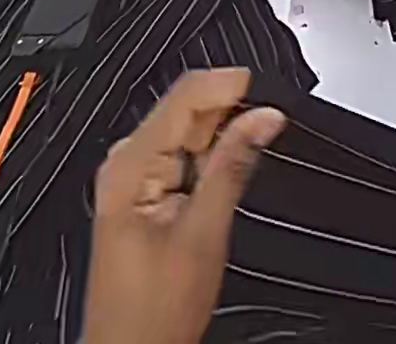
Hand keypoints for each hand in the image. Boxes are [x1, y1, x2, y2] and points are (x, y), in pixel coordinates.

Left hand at [84, 69, 286, 343]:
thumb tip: (263, 117)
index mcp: (131, 163)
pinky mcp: (146, 185)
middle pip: (184, 107)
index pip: (183, 96)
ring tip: (253, 139)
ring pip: (187, 126)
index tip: (265, 87)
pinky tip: (229, 161)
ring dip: (222, 129)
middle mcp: (127, 159)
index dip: (227, 83)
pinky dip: (211, 150)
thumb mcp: (204, 233)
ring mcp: (134, 171)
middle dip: (228, 106)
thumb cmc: (153, 312)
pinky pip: (183, 149)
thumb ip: (233, 165)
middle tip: (268, 117)